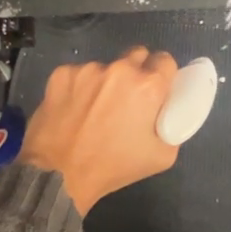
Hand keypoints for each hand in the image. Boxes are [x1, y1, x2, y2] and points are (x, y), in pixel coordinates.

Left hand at [20, 46, 179, 215]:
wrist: (59, 175)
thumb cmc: (114, 167)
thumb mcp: (162, 156)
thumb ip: (171, 125)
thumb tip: (166, 112)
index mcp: (148, 86)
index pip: (165, 60)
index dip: (163, 74)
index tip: (157, 89)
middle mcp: (119, 69)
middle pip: (137, 55)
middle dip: (137, 72)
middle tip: (129, 98)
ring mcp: (88, 69)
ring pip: (105, 67)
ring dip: (105, 82)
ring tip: (94, 110)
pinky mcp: (61, 74)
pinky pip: (79, 75)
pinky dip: (80, 88)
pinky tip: (73, 109)